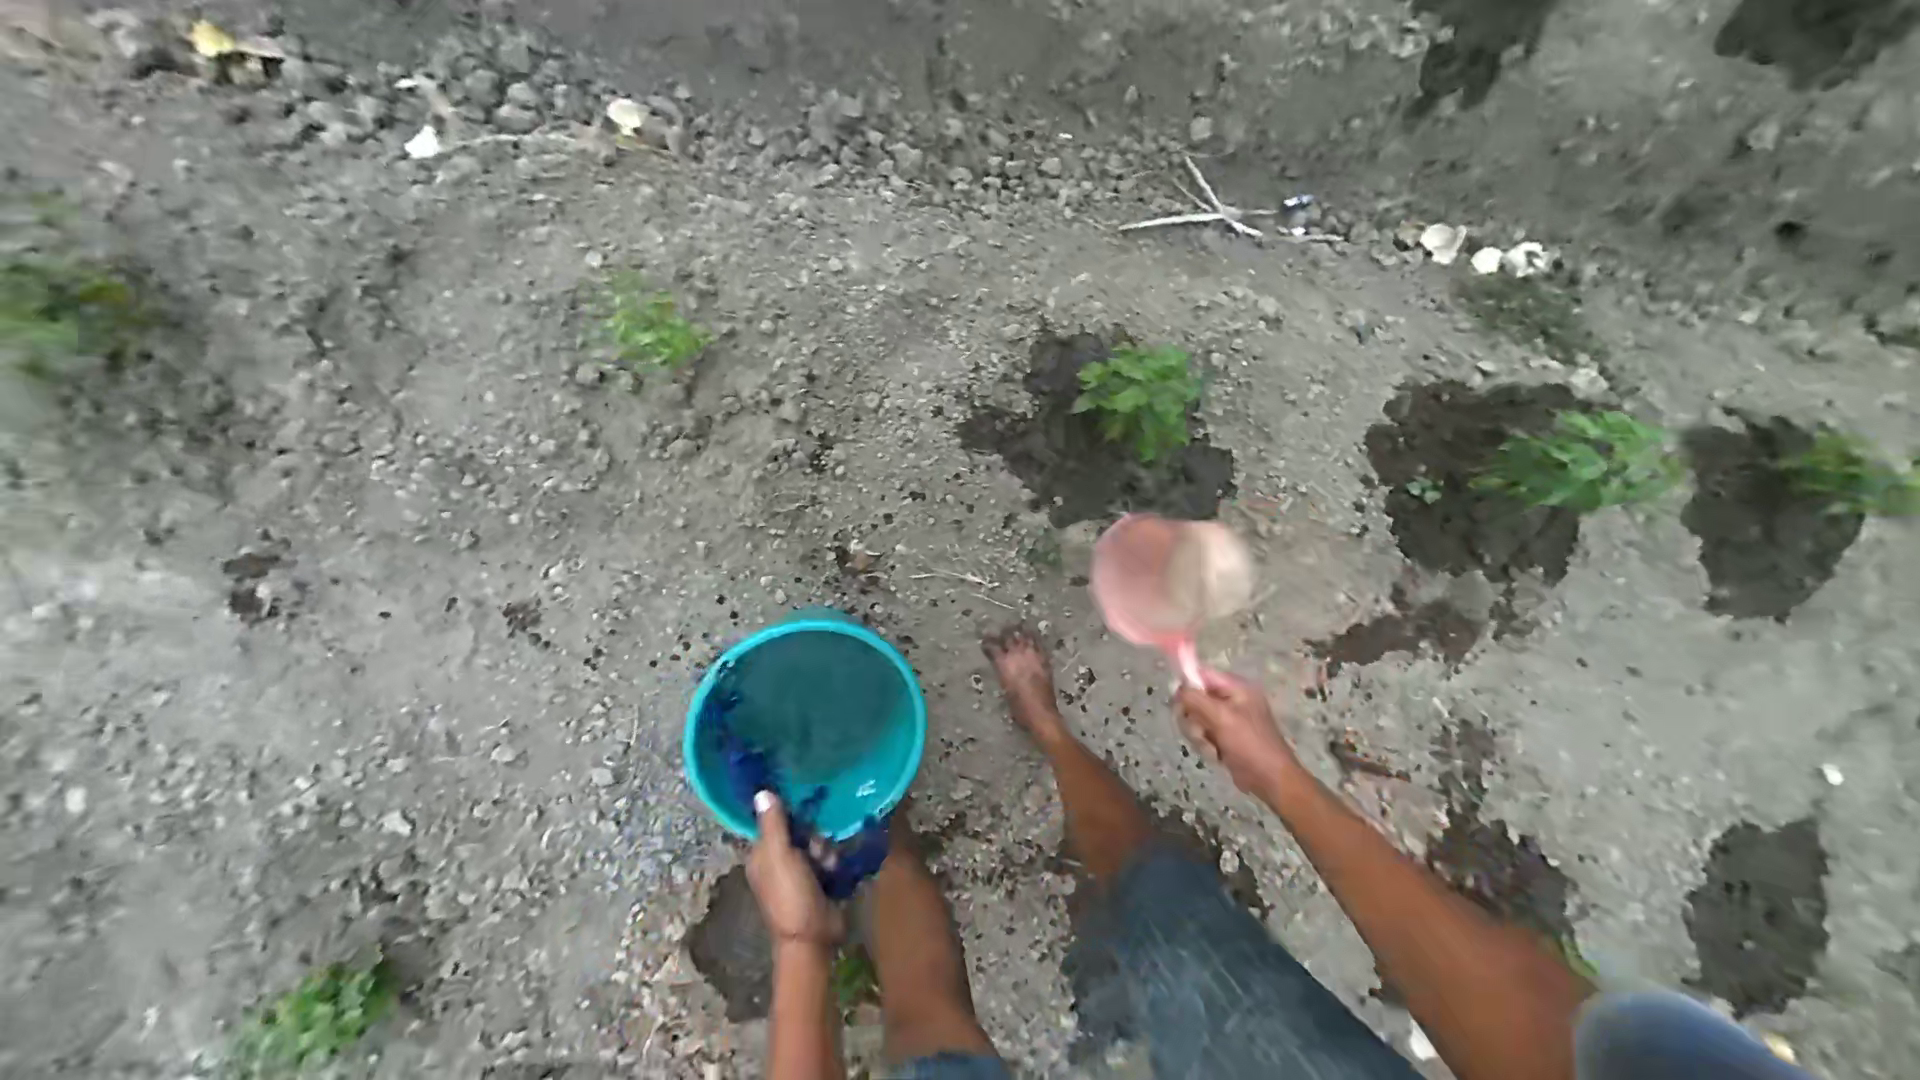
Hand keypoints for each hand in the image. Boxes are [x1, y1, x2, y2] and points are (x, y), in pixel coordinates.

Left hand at [748, 792, 842, 948]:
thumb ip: (773, 824)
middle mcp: (778, 861)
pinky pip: (828, 858)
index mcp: (762, 855)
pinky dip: (833, 862)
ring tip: (828, 865)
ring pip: (818, 844)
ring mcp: (799, 873)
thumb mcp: (780, 856)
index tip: (805, 814)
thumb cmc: (791, 895)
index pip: (775, 821)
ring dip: (826, 851)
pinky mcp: (818, 881)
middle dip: (813, 837)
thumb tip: (761, 791)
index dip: (790, 816)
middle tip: (817, 850)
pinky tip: (835, 871)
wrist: (812, 938)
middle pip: (800, 831)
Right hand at [1175, 671, 1301, 799]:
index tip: (1179, 703)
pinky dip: (1203, 744)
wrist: (1271, 781)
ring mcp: (1226, 719)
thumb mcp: (1221, 717)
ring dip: (1197, 734)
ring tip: (1211, 747)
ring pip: (1194, 717)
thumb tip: (1176, 688)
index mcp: (1236, 688)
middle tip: (1199, 731)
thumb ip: (1195, 698)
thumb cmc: (1250, 745)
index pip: (1201, 674)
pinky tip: (1215, 755)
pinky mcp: (1222, 736)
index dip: (1186, 685)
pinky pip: (1200, 733)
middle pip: (1193, 697)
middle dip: (1192, 717)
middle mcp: (1230, 699)